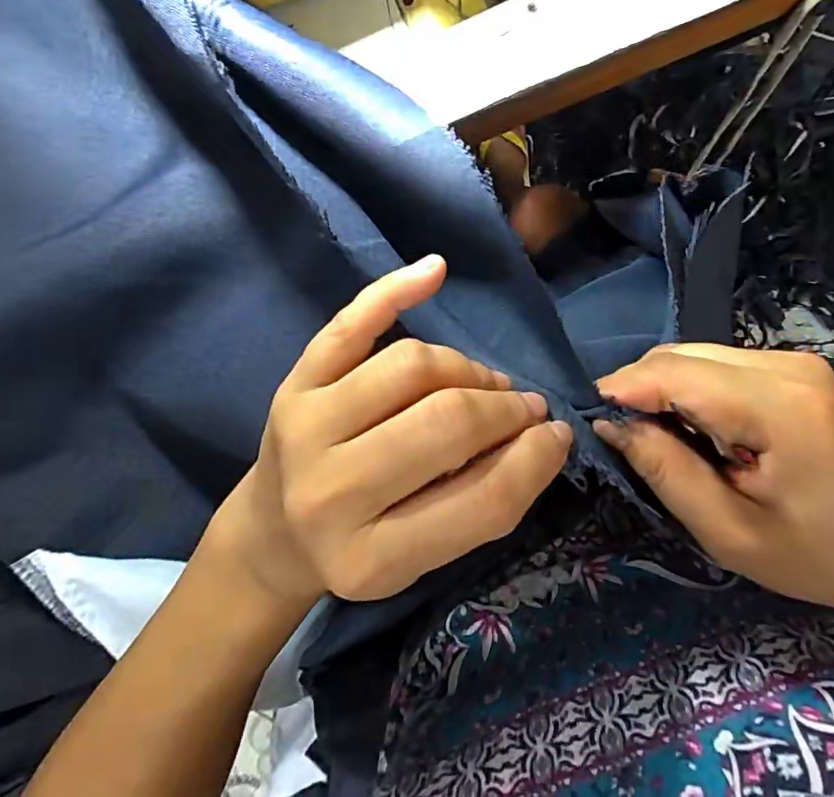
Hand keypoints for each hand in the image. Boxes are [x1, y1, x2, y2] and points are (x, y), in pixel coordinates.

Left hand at [207, 256, 571, 609]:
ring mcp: (304, 428)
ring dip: (467, 369)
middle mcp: (329, 495)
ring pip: (412, 367)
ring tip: (485, 384)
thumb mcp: (424, 554)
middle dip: (505, 409)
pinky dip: (394, 291)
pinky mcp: (292, 385)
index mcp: (371, 560)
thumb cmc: (361, 545)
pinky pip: (349, 325)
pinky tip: (436, 273)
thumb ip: (484, 500)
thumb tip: (544, 434)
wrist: (275, 533)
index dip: (536, 461)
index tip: (557, 436)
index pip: (483, 501)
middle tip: (525, 408)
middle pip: (447, 422)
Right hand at [594, 343, 833, 623]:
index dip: (624, 389)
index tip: (589, 419)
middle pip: (683, 356)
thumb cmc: (822, 558)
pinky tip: (694, 430)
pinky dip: (692, 391)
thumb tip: (612, 424)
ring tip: (655, 440)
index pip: (676, 374)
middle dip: (640, 389)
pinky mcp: (793, 366)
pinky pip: (719, 365)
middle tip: (618, 438)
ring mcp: (793, 360)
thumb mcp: (731, 533)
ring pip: (697, 356)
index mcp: (779, 407)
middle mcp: (787, 365)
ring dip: (664, 390)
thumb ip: (666, 472)